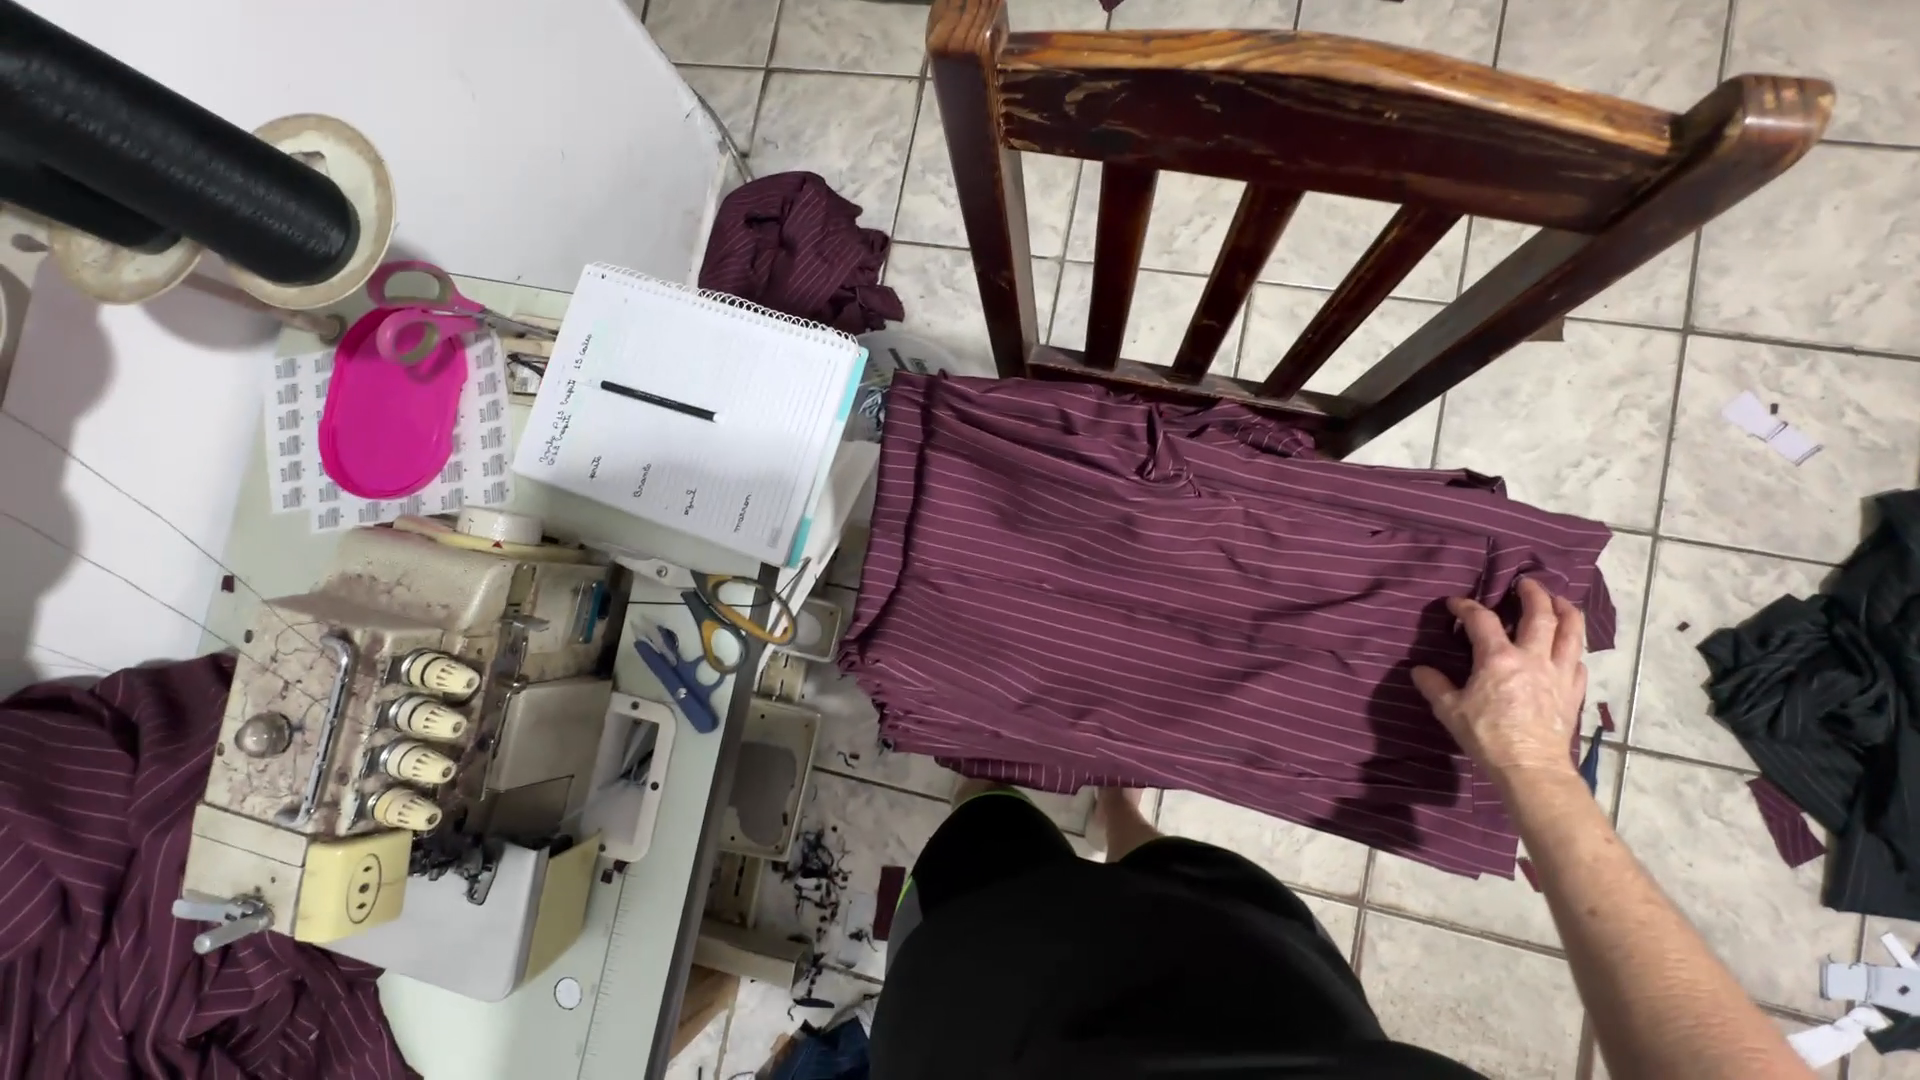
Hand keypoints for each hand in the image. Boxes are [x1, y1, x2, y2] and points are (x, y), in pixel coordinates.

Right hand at [1412, 578, 1587, 781]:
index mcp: (1498, 658)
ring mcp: (1559, 673)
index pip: (1481, 620)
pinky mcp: (1574, 691)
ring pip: (1572, 631)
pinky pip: (1578, 660)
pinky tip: (1566, 649)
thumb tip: (1421, 670)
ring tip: (1559, 601)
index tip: (1455, 603)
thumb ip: (1434, 685)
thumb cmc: (1486, 735)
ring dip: (1566, 610)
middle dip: (1533, 593)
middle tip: (1526, 583)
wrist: (1530, 767)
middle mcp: (1532, 657)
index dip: (1466, 607)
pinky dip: (1572, 648)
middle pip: (1540, 614)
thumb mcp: (1449, 710)